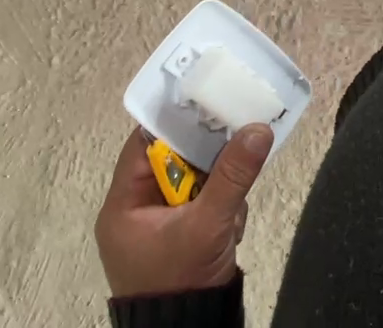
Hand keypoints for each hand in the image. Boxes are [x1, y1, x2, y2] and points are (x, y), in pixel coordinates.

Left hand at [95, 125, 271, 297]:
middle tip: (236, 140)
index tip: (208, 104)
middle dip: (207, 155)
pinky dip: (222, 204)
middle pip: (174, 159)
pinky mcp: (181, 235)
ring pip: (194, 179)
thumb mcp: (208, 225)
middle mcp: (137, 210)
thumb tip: (259, 128)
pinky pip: (204, 201)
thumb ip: (232, 176)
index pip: (144, 144)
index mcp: (124, 205)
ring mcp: (159, 224)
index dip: (175, 122)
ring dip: (219, 184)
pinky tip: (232, 222)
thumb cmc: (182, 278)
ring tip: (232, 204)